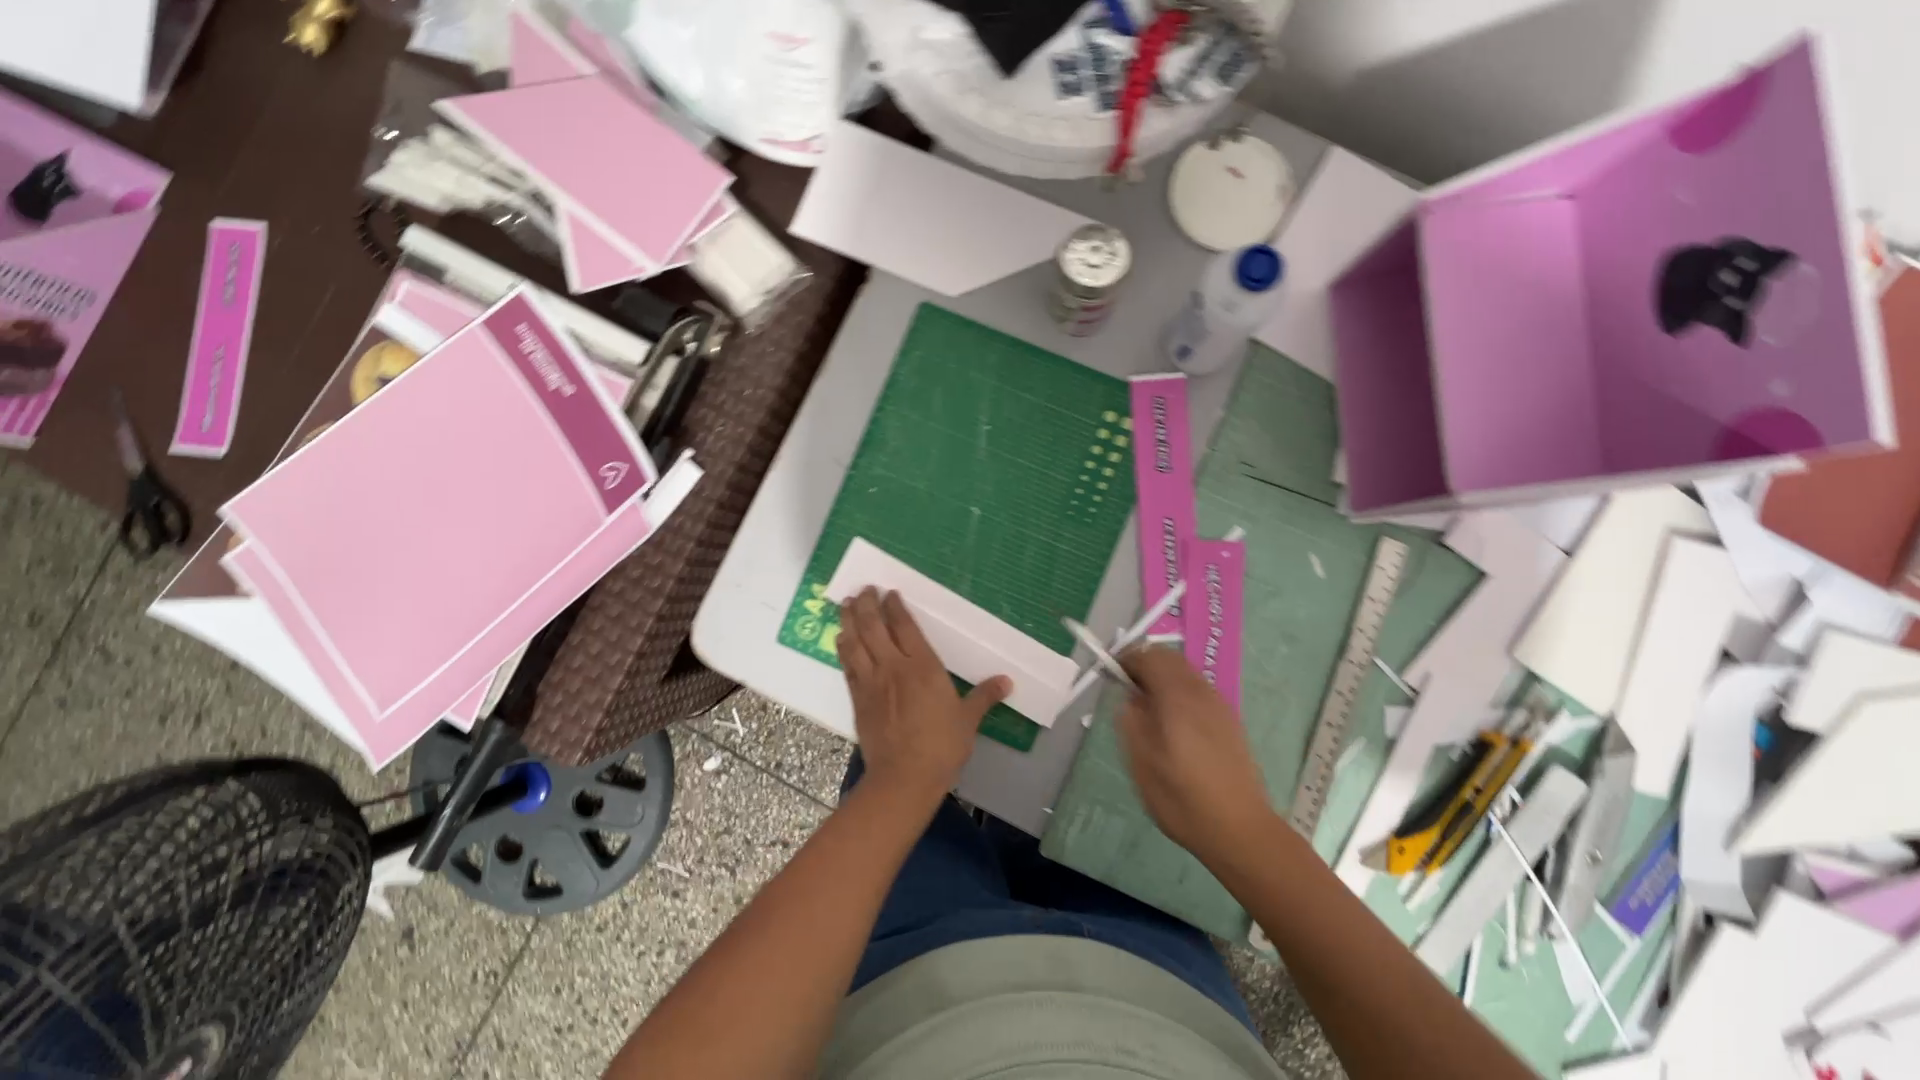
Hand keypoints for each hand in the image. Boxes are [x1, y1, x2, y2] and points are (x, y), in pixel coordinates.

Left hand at [837, 588, 1011, 804]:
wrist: (904, 777)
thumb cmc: (941, 747)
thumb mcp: (968, 720)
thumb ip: (984, 696)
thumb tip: (1007, 681)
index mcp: (923, 667)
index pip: (905, 627)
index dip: (896, 607)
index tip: (890, 592)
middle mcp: (894, 667)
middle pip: (875, 627)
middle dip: (868, 605)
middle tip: (863, 589)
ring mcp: (872, 682)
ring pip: (855, 642)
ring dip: (849, 620)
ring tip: (845, 604)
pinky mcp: (858, 700)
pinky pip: (847, 666)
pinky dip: (843, 648)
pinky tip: (840, 639)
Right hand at [1116, 646, 1275, 865]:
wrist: (1240, 829)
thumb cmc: (1183, 799)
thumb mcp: (1142, 764)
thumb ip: (1131, 722)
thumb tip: (1129, 698)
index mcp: (1178, 698)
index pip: (1150, 656)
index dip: (1126, 659)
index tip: (1111, 676)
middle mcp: (1202, 693)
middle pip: (1171, 659)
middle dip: (1145, 666)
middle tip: (1126, 691)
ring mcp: (1220, 707)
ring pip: (1186, 674)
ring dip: (1163, 679)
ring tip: (1147, 710)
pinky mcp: (1230, 722)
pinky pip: (1199, 692)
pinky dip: (1180, 693)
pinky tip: (1173, 725)